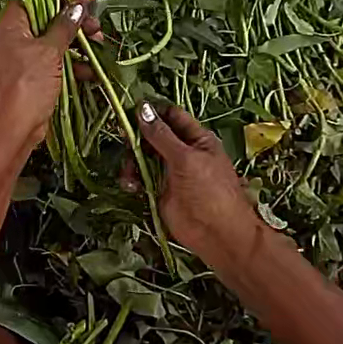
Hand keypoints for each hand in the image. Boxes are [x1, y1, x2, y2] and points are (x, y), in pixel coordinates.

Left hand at [0, 0, 99, 154]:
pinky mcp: (28, 79)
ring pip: (51, 44)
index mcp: (9, 24)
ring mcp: (18, 60)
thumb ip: (64, 27)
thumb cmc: (25, 86)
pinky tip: (90, 71)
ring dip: (76, 45)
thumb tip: (77, 7)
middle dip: (74, 23)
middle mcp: (10, 38)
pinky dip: (69, 65)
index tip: (84, 1)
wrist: (10, 130)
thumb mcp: (49, 52)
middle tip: (96, 28)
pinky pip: (50, 64)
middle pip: (45, 20)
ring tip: (98, 48)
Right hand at [135, 103, 270, 268]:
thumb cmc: (209, 192)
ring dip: (132, 162)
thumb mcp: (186, 158)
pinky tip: (132, 188)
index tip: (128, 111)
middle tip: (125, 143)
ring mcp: (170, 172)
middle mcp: (182, 152)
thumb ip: (161, 135)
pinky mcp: (159, 191)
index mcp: (196, 139)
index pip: (170, 116)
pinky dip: (133, 180)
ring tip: (130, 175)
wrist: (217, 234)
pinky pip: (140, 178)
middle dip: (136, 139)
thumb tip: (142, 109)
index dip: (151, 111)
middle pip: (152, 136)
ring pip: (142, 157)